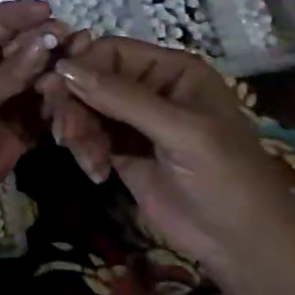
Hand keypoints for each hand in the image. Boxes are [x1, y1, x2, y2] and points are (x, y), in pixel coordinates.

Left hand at [0, 0, 68, 203]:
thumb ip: (12, 73)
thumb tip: (48, 39)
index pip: (2, 22)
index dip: (25, 14)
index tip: (51, 11)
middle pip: (32, 46)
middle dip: (53, 44)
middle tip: (78, 43)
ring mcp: (16, 93)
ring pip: (46, 75)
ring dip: (62, 74)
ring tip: (82, 70)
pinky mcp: (30, 121)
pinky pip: (53, 106)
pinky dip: (65, 104)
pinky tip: (78, 102)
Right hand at [36, 36, 294, 265]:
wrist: (240, 243)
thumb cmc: (225, 176)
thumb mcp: (180, 131)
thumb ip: (122, 98)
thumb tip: (63, 68)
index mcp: (173, 71)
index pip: (111, 52)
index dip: (80, 67)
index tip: (53, 90)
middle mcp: (151, 89)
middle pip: (90, 80)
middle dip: (74, 105)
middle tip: (64, 133)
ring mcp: (134, 122)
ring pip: (84, 109)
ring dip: (77, 131)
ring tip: (89, 160)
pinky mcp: (122, 151)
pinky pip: (87, 137)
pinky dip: (84, 151)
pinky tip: (98, 173)